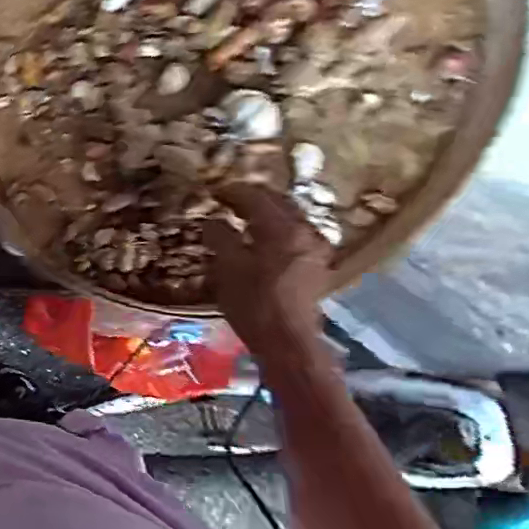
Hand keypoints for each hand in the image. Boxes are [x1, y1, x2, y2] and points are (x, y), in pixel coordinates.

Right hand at [205, 183, 331, 349]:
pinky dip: (276, 229)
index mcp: (281, 230)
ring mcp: (315, 246)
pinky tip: (263, 238)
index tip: (214, 190)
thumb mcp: (227, 270)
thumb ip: (221, 240)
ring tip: (244, 216)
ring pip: (290, 218)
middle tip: (228, 198)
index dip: (234, 192)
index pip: (257, 199)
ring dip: (267, 213)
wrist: (286, 337)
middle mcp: (305, 231)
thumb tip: (212, 221)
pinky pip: (295, 234)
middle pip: (280, 204)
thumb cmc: (251, 304)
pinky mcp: (316, 262)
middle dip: (254, 198)